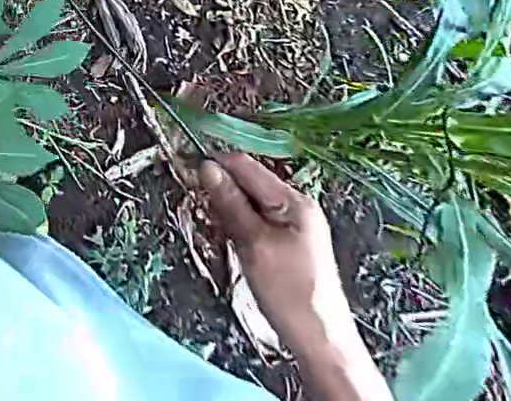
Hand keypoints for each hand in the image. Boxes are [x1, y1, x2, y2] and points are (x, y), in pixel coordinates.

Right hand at [199, 153, 351, 340]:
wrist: (322, 345)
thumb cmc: (290, 293)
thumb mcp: (254, 244)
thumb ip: (231, 203)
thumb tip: (206, 166)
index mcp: (293, 200)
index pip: (247, 166)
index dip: (216, 165)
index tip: (188, 171)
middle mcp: (295, 205)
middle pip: (249, 182)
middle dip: (222, 188)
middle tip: (198, 204)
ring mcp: (294, 224)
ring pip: (250, 201)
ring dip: (229, 208)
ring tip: (213, 224)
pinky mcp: (289, 241)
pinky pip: (257, 219)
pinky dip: (239, 223)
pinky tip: (230, 237)